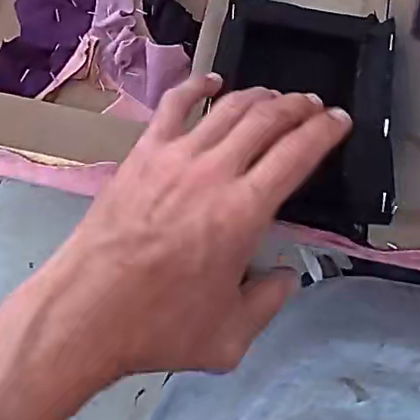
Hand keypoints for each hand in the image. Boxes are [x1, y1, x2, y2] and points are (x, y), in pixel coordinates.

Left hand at [49, 72, 351, 379]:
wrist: (79, 317)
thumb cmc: (155, 327)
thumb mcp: (227, 338)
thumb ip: (270, 303)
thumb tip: (287, 276)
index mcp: (244, 211)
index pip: (299, 152)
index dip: (327, 129)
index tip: (340, 119)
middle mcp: (216, 172)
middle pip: (270, 118)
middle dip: (300, 106)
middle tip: (314, 105)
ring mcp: (177, 155)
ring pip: (231, 107)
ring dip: (262, 95)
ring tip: (277, 97)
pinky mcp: (145, 152)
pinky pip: (176, 105)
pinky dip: (199, 86)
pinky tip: (214, 82)